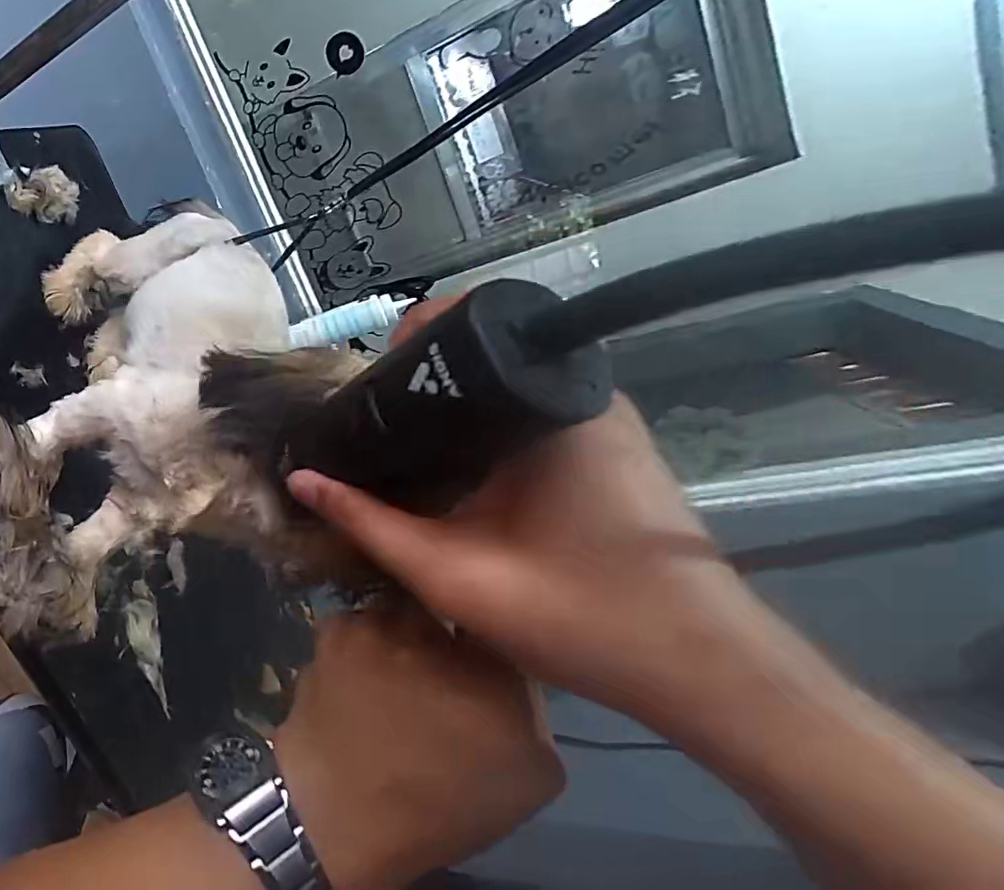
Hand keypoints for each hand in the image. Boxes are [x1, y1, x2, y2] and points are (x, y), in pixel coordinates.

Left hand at [272, 603, 563, 887]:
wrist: (340, 811)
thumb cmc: (440, 805)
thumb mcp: (527, 774)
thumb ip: (530, 706)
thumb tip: (509, 664)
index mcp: (493, 672)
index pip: (500, 622)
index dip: (487, 635)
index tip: (476, 656)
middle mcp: (434, 635)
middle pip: (445, 604)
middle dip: (441, 628)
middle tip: (432, 665)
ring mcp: (379, 624)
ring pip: (398, 608)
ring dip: (399, 631)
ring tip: (392, 671)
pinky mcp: (336, 627)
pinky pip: (359, 619)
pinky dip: (362, 640)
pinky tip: (359, 672)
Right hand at [287, 296, 801, 737]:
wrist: (703, 671)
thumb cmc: (580, 615)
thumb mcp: (453, 573)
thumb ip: (369, 522)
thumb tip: (300, 480)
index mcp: (544, 405)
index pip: (460, 332)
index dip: (403, 347)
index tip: (365, 383)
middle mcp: (579, 393)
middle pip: (480, 355)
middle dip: (420, 378)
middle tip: (373, 417)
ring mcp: (601, 416)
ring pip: (505, 384)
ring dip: (453, 403)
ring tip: (401, 435)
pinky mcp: (609, 443)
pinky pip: (530, 410)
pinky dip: (486, 423)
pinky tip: (456, 460)